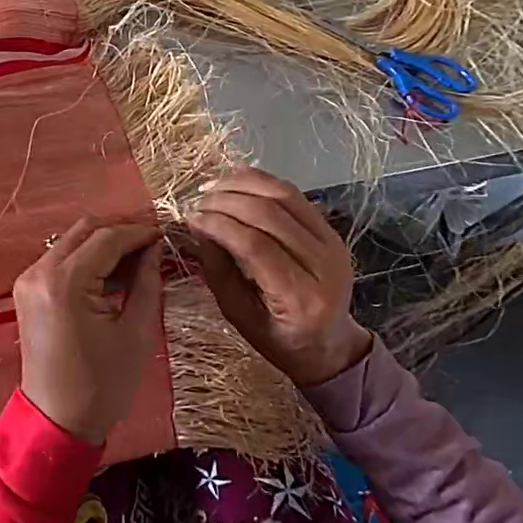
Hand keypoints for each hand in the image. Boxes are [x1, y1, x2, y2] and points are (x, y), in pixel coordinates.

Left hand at [13, 216, 163, 444]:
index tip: (165, 233)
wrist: (57, 419)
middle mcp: (39, 272)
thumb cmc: (102, 384)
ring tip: (140, 255)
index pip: (105, 238)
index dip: (138, 232)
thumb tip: (154, 248)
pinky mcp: (27, 290)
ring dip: (103, 243)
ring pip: (71, 242)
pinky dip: (87, 258)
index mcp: (64, 282)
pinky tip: (114, 271)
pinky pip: (61, 260)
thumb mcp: (136, 332)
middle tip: (154, 240)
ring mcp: (28, 279)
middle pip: (84, 231)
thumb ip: (146, 282)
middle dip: (120, 230)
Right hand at [183, 168, 370, 386]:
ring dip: (242, 185)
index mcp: (300, 297)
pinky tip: (233, 179)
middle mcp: (324, 265)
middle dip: (226, 202)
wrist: (328, 343)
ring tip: (210, 188)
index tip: (190, 218)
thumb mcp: (237, 314)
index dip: (219, 225)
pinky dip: (261, 181)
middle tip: (196, 204)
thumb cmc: (277, 337)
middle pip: (270, 215)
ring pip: (284, 196)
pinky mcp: (330, 230)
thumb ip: (218, 269)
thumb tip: (198, 225)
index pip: (255, 246)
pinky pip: (294, 195)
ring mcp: (332, 243)